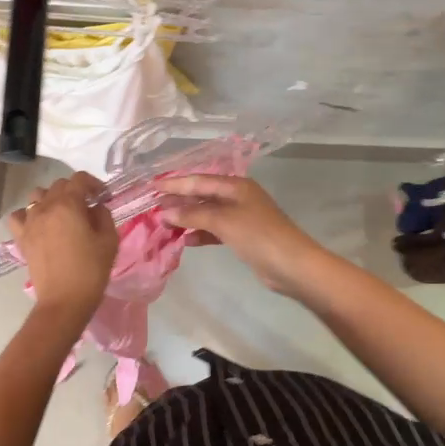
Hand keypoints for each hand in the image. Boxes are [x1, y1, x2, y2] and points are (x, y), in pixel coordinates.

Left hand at [9, 172, 117, 317]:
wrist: (64, 301)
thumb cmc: (91, 270)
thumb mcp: (109, 240)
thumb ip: (103, 216)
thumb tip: (95, 208)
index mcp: (68, 204)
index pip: (79, 179)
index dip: (93, 183)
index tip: (103, 196)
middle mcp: (45, 207)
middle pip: (59, 185)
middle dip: (75, 191)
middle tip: (88, 207)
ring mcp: (30, 222)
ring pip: (38, 196)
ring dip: (52, 199)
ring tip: (63, 214)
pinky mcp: (22, 238)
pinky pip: (19, 216)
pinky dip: (28, 215)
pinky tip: (39, 224)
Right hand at [156, 174, 335, 297]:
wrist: (292, 265)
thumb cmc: (258, 236)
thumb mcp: (224, 221)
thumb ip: (193, 214)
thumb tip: (165, 212)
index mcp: (236, 185)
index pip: (199, 180)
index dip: (175, 184)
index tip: (152, 187)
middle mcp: (238, 197)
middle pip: (203, 195)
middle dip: (179, 200)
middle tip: (154, 206)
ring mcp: (241, 217)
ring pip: (208, 213)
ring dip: (188, 218)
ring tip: (165, 224)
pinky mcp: (243, 236)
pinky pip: (216, 230)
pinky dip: (201, 233)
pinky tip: (186, 241)